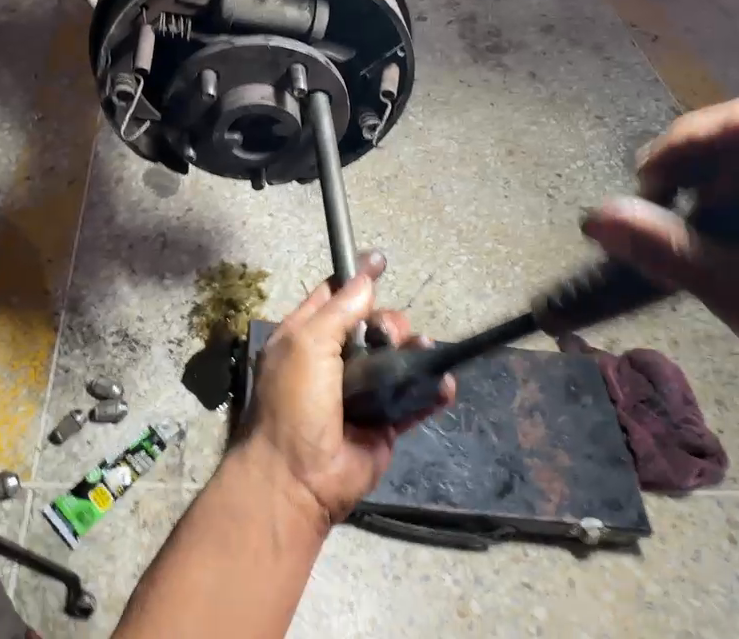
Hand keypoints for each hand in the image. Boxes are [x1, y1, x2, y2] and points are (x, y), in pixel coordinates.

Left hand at [237, 250, 455, 525]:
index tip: (382, 262)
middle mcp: (331, 362)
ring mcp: (360, 395)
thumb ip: (339, 309)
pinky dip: (431, 391)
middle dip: (388, 323)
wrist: (297, 478)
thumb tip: (365, 274)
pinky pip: (412, 401)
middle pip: (372, 327)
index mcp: (304, 338)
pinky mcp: (383, 425)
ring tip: (423, 354)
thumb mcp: (306, 344)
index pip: (333, 297)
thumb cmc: (293, 402)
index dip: (357, 280)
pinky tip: (445, 382)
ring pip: (396, 361)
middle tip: (390, 334)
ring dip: (415, 353)